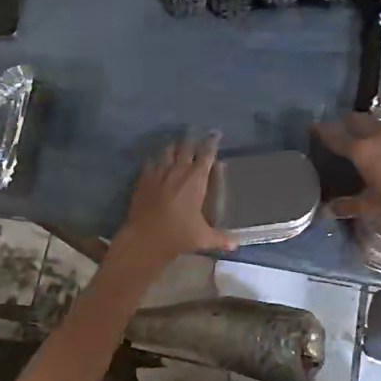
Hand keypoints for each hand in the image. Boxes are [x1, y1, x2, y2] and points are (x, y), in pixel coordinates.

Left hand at [113, 135, 234, 262]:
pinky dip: (156, 159)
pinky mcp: (143, 179)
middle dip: (193, 140)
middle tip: (198, 136)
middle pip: (186, 146)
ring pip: (167, 150)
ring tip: (178, 145)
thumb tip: (236, 245)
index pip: (206, 154)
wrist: (144, 239)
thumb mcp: (203, 238)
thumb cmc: (178, 236)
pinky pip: (151, 162)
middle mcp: (178, 171)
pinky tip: (157, 161)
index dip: (212, 142)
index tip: (216, 135)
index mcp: (195, 180)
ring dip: (175, 146)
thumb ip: (221, 238)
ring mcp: (158, 173)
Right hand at [315, 113, 380, 226]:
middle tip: (339, 129)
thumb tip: (326, 210)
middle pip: (359, 121)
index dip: (323, 132)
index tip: (312, 127)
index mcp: (363, 150)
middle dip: (347, 123)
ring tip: (363, 139)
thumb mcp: (375, 207)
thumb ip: (350, 206)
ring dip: (368, 129)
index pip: (337, 137)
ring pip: (379, 126)